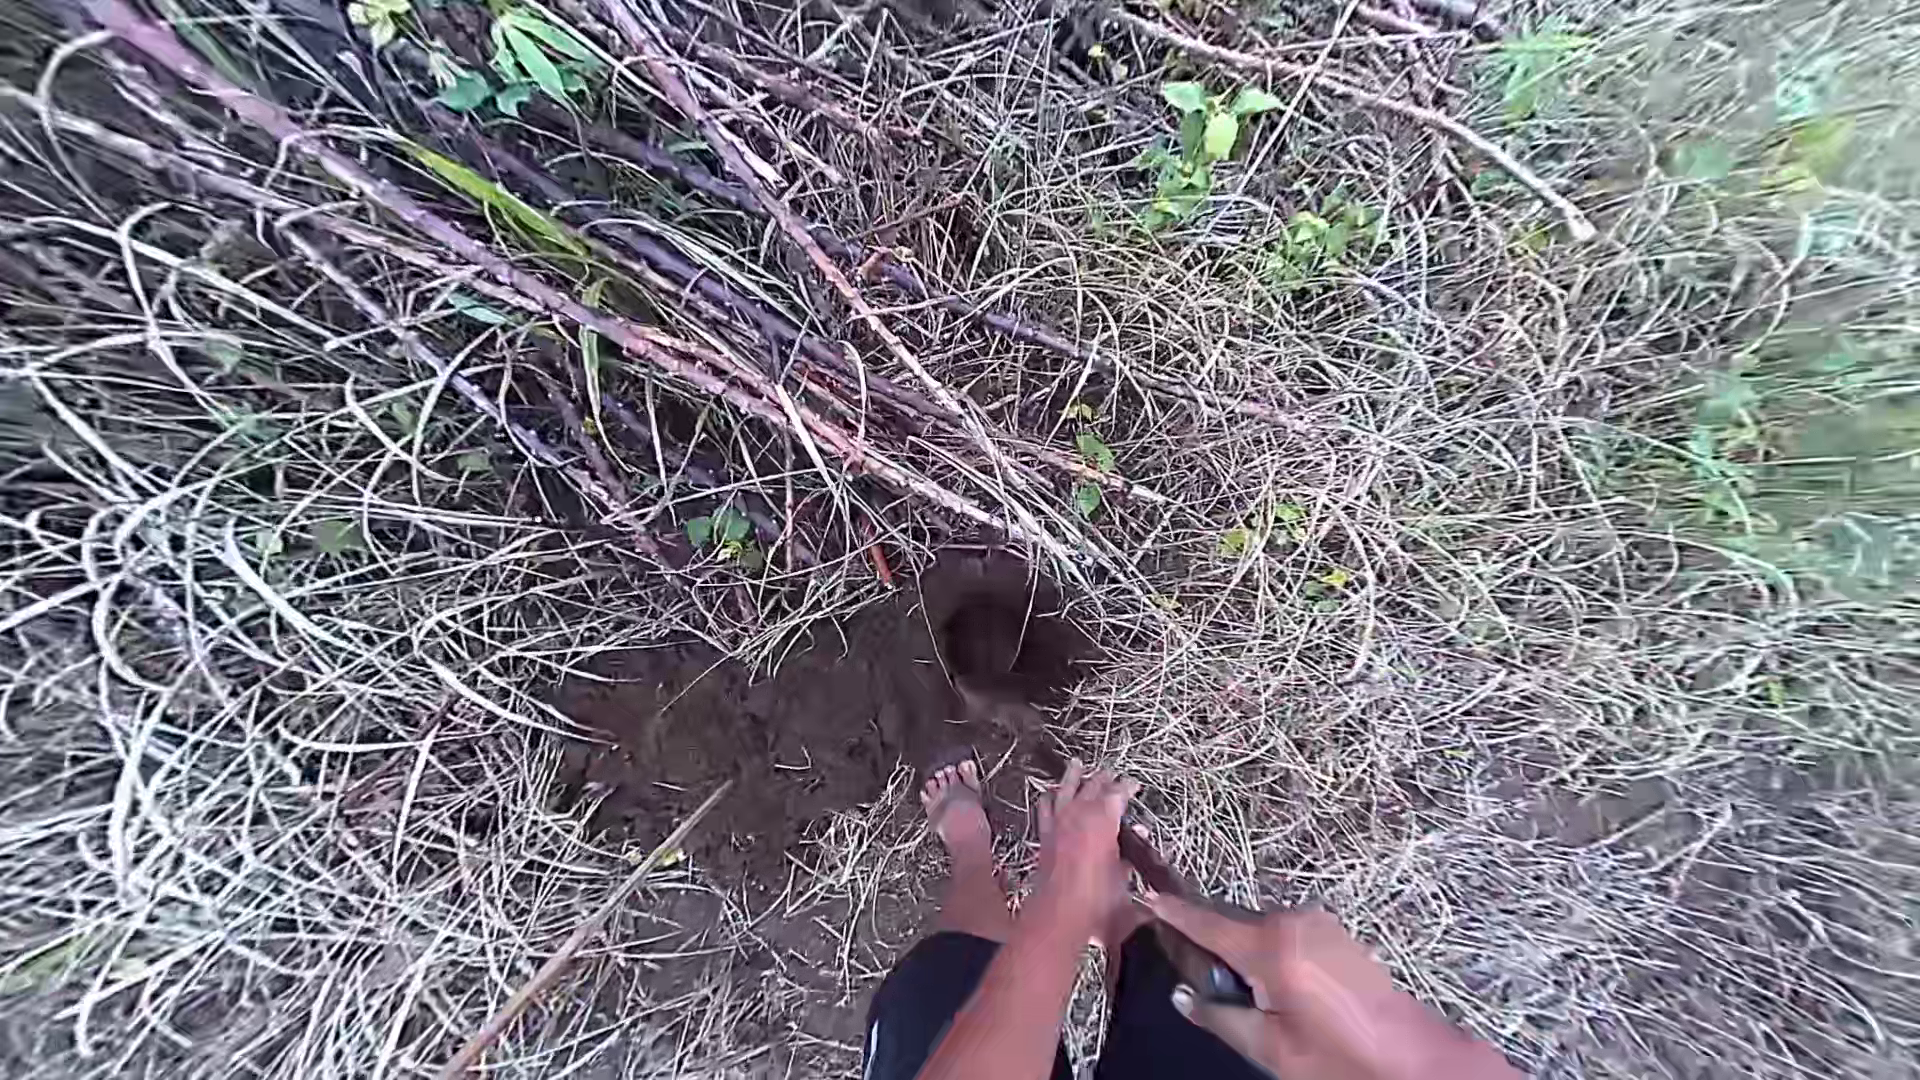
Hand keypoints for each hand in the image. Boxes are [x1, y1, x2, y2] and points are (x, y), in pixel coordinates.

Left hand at [1034, 758, 1136, 919]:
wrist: (1060, 911)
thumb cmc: (1097, 898)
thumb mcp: (1123, 880)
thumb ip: (1128, 860)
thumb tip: (1133, 848)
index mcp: (1103, 820)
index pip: (1118, 794)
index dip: (1127, 787)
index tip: (1134, 783)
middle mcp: (1080, 813)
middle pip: (1093, 787)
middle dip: (1103, 778)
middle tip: (1111, 772)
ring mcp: (1059, 820)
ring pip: (1067, 788)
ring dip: (1074, 776)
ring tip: (1077, 764)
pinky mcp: (1045, 832)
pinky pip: (1045, 807)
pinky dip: (1049, 798)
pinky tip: (1049, 793)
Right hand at [1144, 895, 1520, 1079]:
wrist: (1428, 1066)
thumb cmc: (1345, 1066)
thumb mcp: (1277, 1054)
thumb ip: (1222, 1018)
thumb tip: (1182, 997)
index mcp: (1270, 947)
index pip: (1205, 921)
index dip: (1172, 911)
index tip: (1143, 897)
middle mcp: (1288, 920)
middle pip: (1231, 922)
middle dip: (1214, 942)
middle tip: (1205, 974)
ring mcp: (1314, 920)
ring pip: (1258, 927)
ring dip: (1245, 949)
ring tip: (1254, 993)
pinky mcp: (1332, 929)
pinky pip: (1284, 931)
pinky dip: (1271, 950)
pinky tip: (1285, 988)